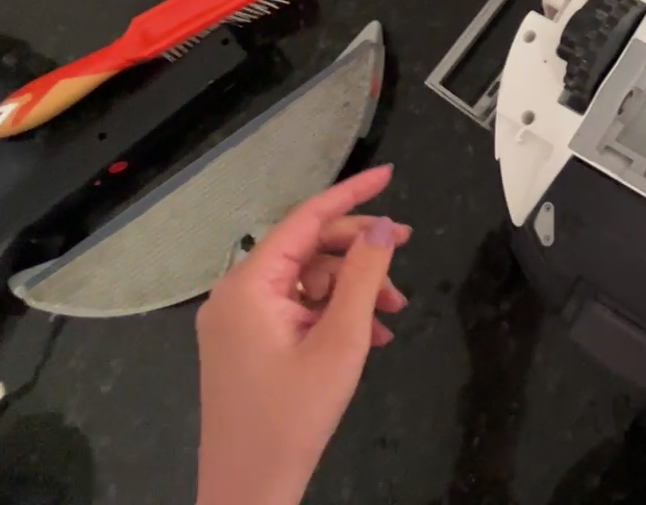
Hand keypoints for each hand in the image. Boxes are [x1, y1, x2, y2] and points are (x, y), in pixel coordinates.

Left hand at [195, 166, 411, 504]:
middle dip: (362, 251)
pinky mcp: (249, 342)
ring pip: (311, 277)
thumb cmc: (293, 416)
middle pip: (311, 247)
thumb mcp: (342, 339)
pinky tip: (372, 333)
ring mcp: (240, 320)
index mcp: (249, 286)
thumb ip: (366, 274)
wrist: (248, 494)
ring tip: (393, 312)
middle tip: (408, 252)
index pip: (307, 218)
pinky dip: (338, 311)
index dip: (351, 193)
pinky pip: (300, 306)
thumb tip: (383, 225)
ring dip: (357, 287)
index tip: (389, 173)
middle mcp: (238, 294)